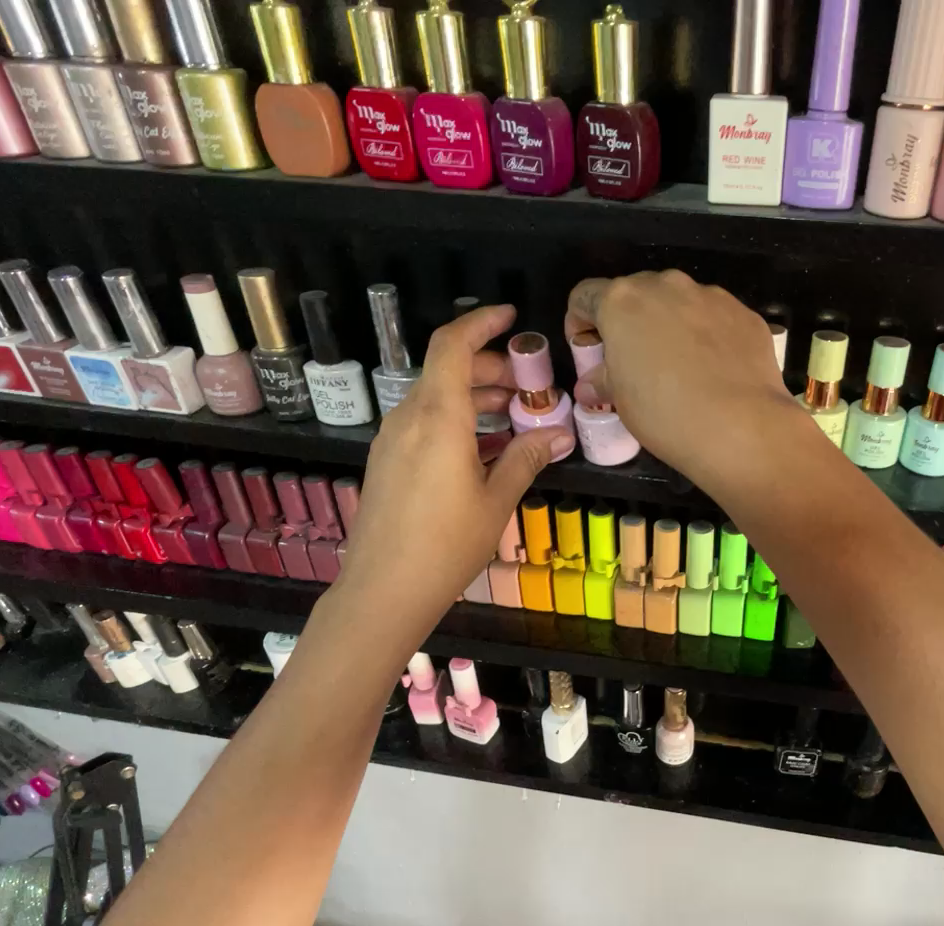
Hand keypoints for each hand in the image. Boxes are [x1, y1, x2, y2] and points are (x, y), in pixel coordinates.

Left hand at [335, 304, 572, 614]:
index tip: (510, 317)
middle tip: (525, 385)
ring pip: (433, 398)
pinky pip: (422, 424)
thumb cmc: (447, 544)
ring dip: (472, 397)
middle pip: (445, 370)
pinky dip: (454, 420)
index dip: (480, 323)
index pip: (452, 346)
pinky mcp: (386, 462)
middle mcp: (408, 418)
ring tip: (510, 417)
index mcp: (438, 417)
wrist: (384, 590)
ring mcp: (391, 440)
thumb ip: (526, 458)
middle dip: (487, 367)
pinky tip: (480, 450)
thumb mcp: (496, 501)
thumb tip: (559, 434)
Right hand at [565, 270, 803, 482]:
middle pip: (637, 294)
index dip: (580, 321)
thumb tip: (590, 385)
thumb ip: (603, 380)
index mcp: (622, 302)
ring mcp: (711, 296)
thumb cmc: (665, 413)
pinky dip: (709, 337)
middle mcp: (666, 286)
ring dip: (672, 326)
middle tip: (635, 362)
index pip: (585, 296)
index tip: (589, 349)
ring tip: (681, 368)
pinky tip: (715, 371)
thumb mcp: (621, 400)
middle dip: (630, 322)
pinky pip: (716, 319)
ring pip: (680, 303)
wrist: (741, 427)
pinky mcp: (745, 314)